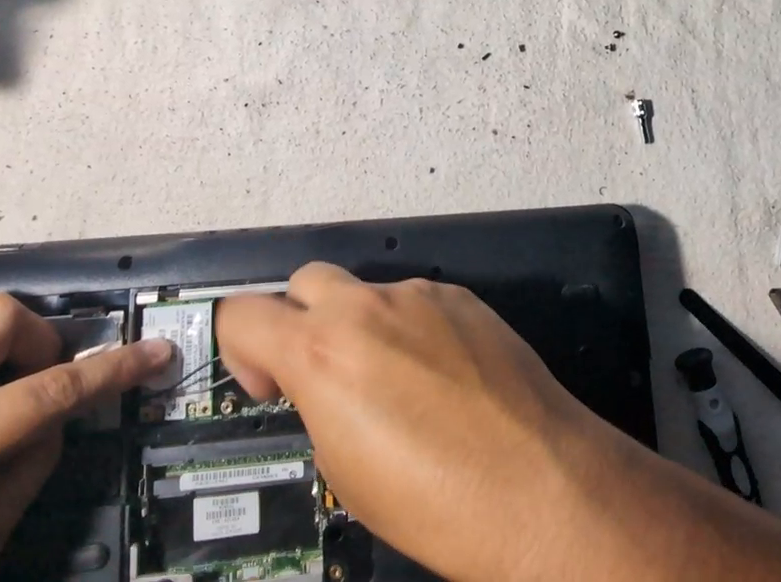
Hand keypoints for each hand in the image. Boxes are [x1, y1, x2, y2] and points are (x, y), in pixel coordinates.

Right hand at [216, 264, 596, 579]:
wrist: (538, 485)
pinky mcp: (466, 301)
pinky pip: (419, 302)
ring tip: (397, 384)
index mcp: (323, 352)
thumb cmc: (439, 500)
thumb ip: (316, 404)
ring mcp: (423, 298)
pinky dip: (414, 328)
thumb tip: (320, 388)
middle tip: (325, 375)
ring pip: (369, 292)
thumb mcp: (344, 468)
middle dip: (302, 322)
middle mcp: (370, 308)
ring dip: (365, 326)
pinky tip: (441, 378)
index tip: (268, 381)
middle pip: (306, 282)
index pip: (243, 314)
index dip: (242, 348)